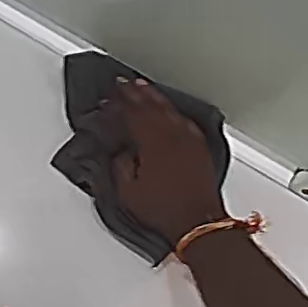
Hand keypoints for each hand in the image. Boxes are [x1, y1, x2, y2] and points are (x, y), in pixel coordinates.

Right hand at [102, 77, 227, 240]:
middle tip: (121, 83)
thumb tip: (120, 151)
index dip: (118, 104)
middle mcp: (173, 136)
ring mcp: (189, 140)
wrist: (197, 222)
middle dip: (134, 93)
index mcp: (152, 143)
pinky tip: (168, 109)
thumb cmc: (163, 209)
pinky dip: (171, 109)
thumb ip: (120, 165)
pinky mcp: (199, 147)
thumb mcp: (128, 191)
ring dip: (153, 96)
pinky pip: (183, 119)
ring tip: (142, 87)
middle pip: (150, 106)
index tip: (108, 97)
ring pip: (168, 109)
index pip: (131, 115)